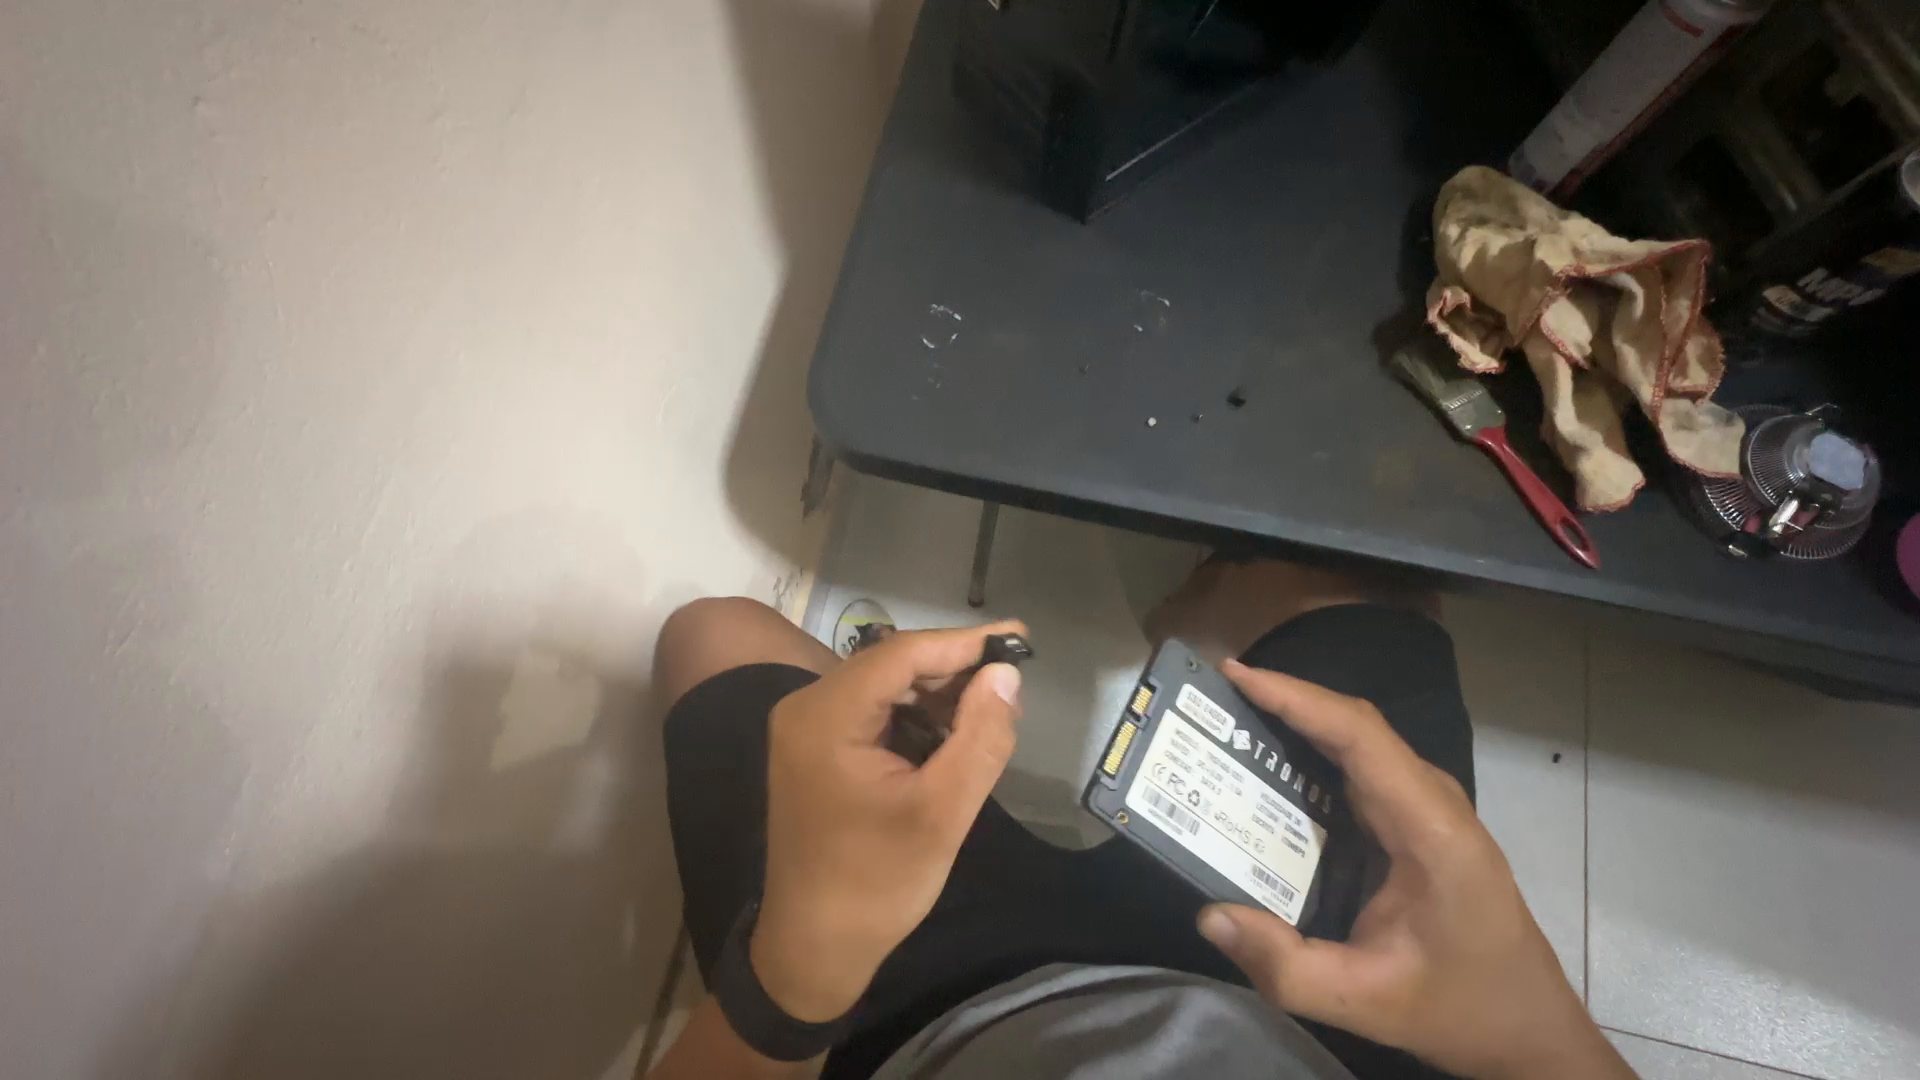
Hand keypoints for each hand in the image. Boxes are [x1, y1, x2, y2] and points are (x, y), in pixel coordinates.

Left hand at [750, 622, 1025, 1022]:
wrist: (815, 948)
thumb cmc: (877, 885)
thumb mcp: (942, 813)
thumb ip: (980, 737)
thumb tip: (1006, 674)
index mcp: (825, 716)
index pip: (902, 654)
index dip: (964, 643)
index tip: (1019, 637)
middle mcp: (807, 707)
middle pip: (893, 664)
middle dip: (955, 671)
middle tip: (1012, 687)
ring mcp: (807, 725)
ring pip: (887, 685)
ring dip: (939, 693)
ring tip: (992, 711)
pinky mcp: (817, 745)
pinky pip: (875, 709)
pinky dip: (916, 714)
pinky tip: (953, 731)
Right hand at [1197, 660, 1632, 1079]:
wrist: (1531, 1031)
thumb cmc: (1461, 1008)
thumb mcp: (1368, 1003)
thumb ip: (1287, 968)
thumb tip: (1208, 915)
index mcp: (1430, 829)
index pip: (1359, 735)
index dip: (1295, 698)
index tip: (1235, 675)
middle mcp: (1429, 800)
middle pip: (1351, 724)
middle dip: (1281, 698)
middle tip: (1213, 691)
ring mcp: (1422, 805)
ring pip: (1352, 738)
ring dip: (1292, 717)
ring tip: (1228, 713)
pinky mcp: (1409, 817)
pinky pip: (1352, 763)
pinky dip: (1305, 747)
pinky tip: (1264, 757)